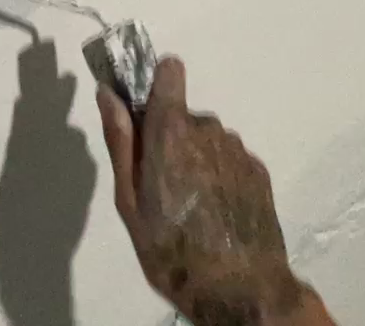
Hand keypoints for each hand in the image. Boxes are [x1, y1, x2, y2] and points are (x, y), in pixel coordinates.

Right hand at [98, 58, 319, 325]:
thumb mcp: (129, 201)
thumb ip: (120, 141)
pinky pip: (229, 160)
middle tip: (163, 187)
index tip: (146, 110)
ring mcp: (237, 149)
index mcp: (170, 129)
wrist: (242, 292)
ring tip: (192, 208)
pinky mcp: (258, 171)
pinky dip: (220, 177)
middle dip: (171, 139)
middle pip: (182, 117)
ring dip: (197, 160)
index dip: (157, 82)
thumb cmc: (171, 248)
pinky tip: (217, 214)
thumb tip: (107, 93)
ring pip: (207, 140)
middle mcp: (207, 127)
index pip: (169, 72)